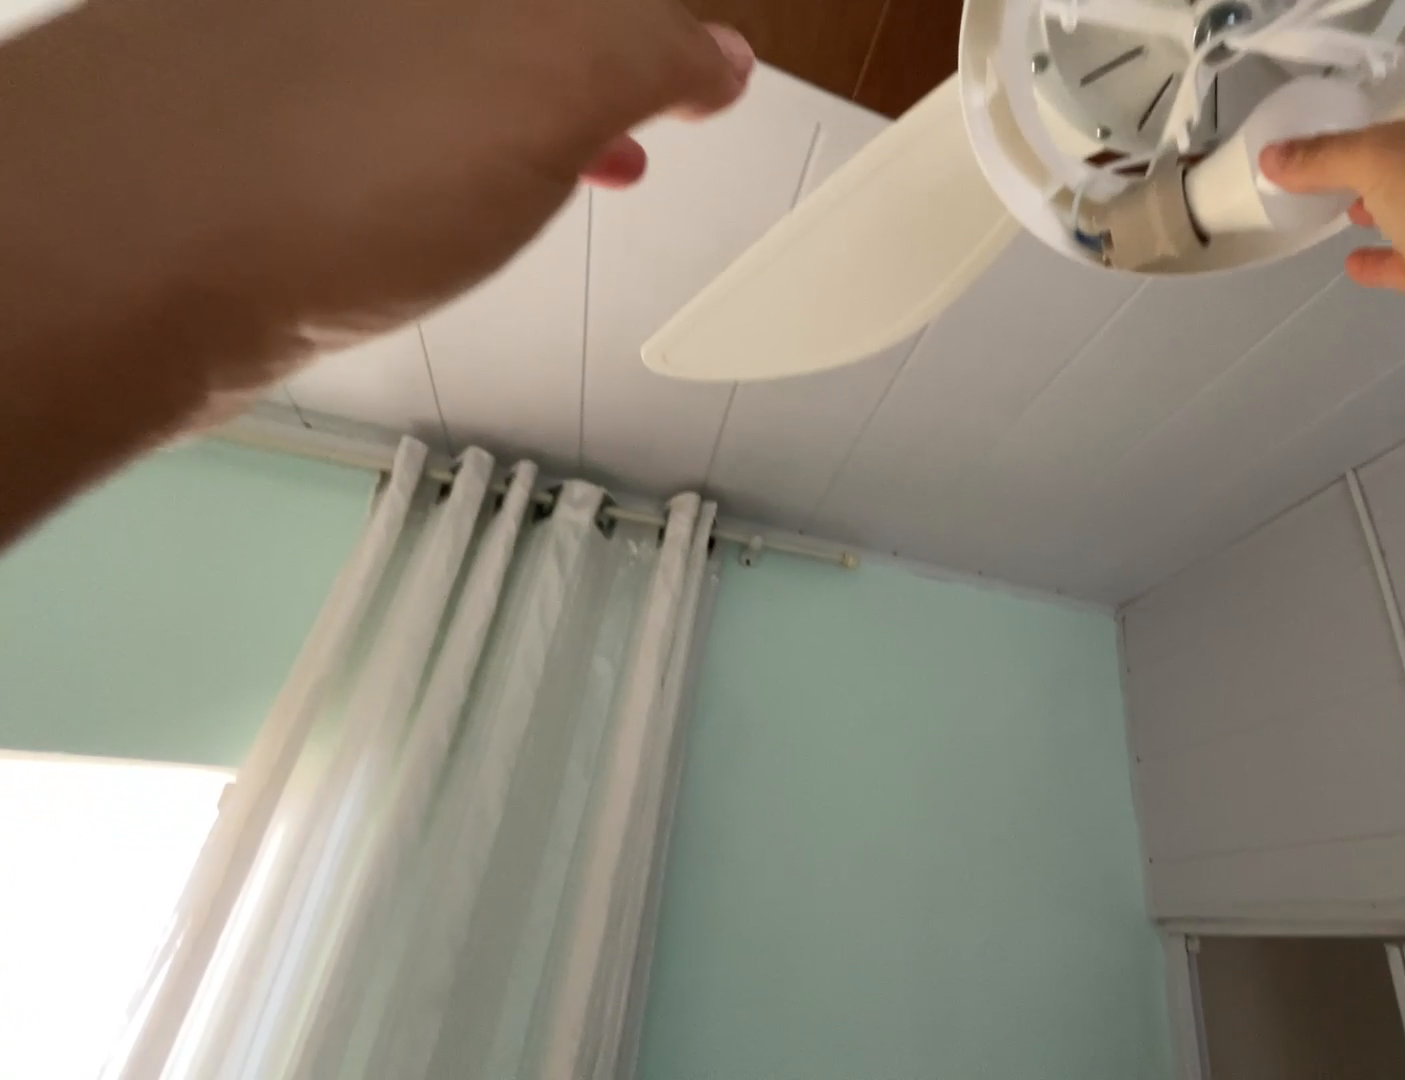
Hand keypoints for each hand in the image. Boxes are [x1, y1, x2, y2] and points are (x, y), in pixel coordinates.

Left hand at [1, 0, 752, 391]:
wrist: (121, 258)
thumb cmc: (358, 170)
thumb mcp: (544, 90)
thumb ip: (649, 53)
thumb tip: (725, 54)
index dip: (659, 29)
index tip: (704, 82)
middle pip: (531, 17)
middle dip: (614, 54)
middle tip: (671, 112)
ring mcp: (311, 26)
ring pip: (474, 45)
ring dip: (560, 95)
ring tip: (615, 162)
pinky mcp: (277, 86)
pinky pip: (418, 85)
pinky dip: (486, 124)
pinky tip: (501, 179)